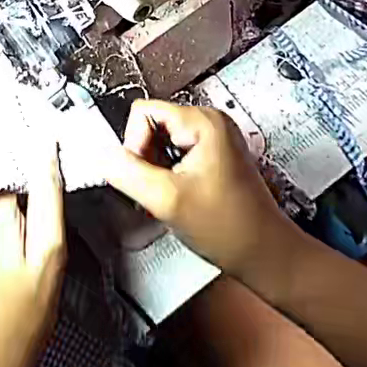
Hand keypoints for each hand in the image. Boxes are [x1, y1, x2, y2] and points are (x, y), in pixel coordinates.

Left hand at [0, 139, 65, 366]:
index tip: (37, 111)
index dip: (20, 127)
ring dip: (1, 166)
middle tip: (37, 128)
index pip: (0, 148)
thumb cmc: (18, 320)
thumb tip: (45, 147)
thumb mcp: (48, 256)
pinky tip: (11, 196)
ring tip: (28, 155)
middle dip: (10, 142)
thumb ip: (47, 197)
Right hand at [97, 100, 302, 283]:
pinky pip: (175, 154)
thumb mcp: (167, 200)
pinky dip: (169, 175)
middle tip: (159, 190)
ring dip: (156, 170)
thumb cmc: (229, 228)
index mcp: (203, 121)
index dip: (134, 145)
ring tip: (171, 196)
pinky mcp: (213, 155)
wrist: (263, 253)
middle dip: (146, 159)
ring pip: (160, 142)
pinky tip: (180, 196)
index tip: (146, 176)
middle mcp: (210, 122)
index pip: (143, 113)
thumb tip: (102, 156)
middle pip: (151, 125)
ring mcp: (213, 138)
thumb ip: (128, 173)